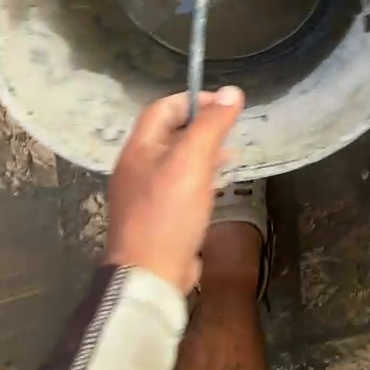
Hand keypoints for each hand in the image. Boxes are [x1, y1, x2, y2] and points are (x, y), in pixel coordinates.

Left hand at [105, 87, 245, 291]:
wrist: (150, 277)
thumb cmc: (169, 213)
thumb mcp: (193, 162)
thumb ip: (212, 125)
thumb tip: (231, 91)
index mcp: (138, 150)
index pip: (163, 108)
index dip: (193, 100)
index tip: (223, 105)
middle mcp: (137, 168)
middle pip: (170, 133)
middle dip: (202, 126)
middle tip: (230, 131)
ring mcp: (145, 194)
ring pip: (177, 159)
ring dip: (204, 152)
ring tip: (230, 155)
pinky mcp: (157, 216)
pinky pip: (180, 184)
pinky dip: (200, 176)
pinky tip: (217, 185)